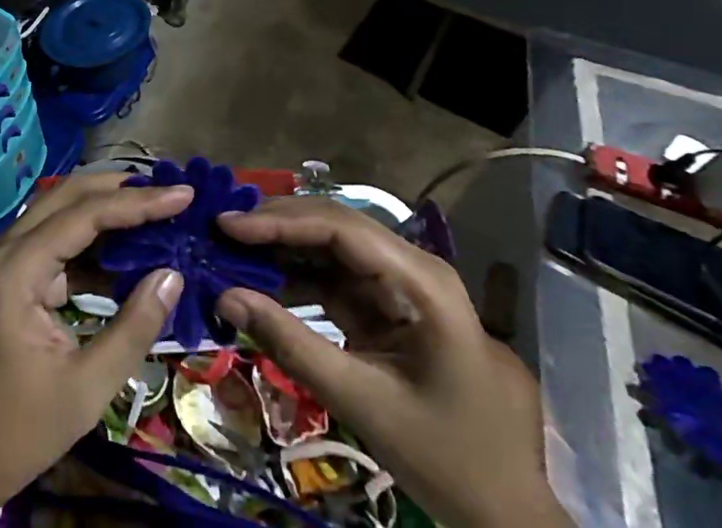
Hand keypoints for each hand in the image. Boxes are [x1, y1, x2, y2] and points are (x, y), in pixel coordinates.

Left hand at [0, 175, 191, 527]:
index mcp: (17, 270)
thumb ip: (135, 326)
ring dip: (109, 206)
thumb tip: (173, 274)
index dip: (139, 202)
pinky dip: (96, 237)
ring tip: (158, 209)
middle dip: (123, 188)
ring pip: (62, 210)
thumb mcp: (89, 386)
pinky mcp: (13, 275)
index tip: (185, 195)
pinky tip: (131, 247)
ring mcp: (6, 260)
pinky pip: (58, 238)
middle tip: (171, 192)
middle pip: (69, 195)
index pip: (87, 215)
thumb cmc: (22, 428)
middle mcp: (6, 250)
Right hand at [216, 198, 568, 527]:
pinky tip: (260, 285)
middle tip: (220, 232)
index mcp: (419, 280)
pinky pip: (335, 280)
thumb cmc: (443, 451)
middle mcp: (411, 268)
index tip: (227, 225)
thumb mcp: (360, 399)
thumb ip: (290, 343)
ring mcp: (399, 286)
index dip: (281, 221)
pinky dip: (296, 280)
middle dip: (277, 226)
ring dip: (282, 250)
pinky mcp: (387, 307)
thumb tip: (224, 296)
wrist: (501, 502)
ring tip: (229, 253)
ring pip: (331, 250)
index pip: (340, 229)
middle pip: (335, 228)